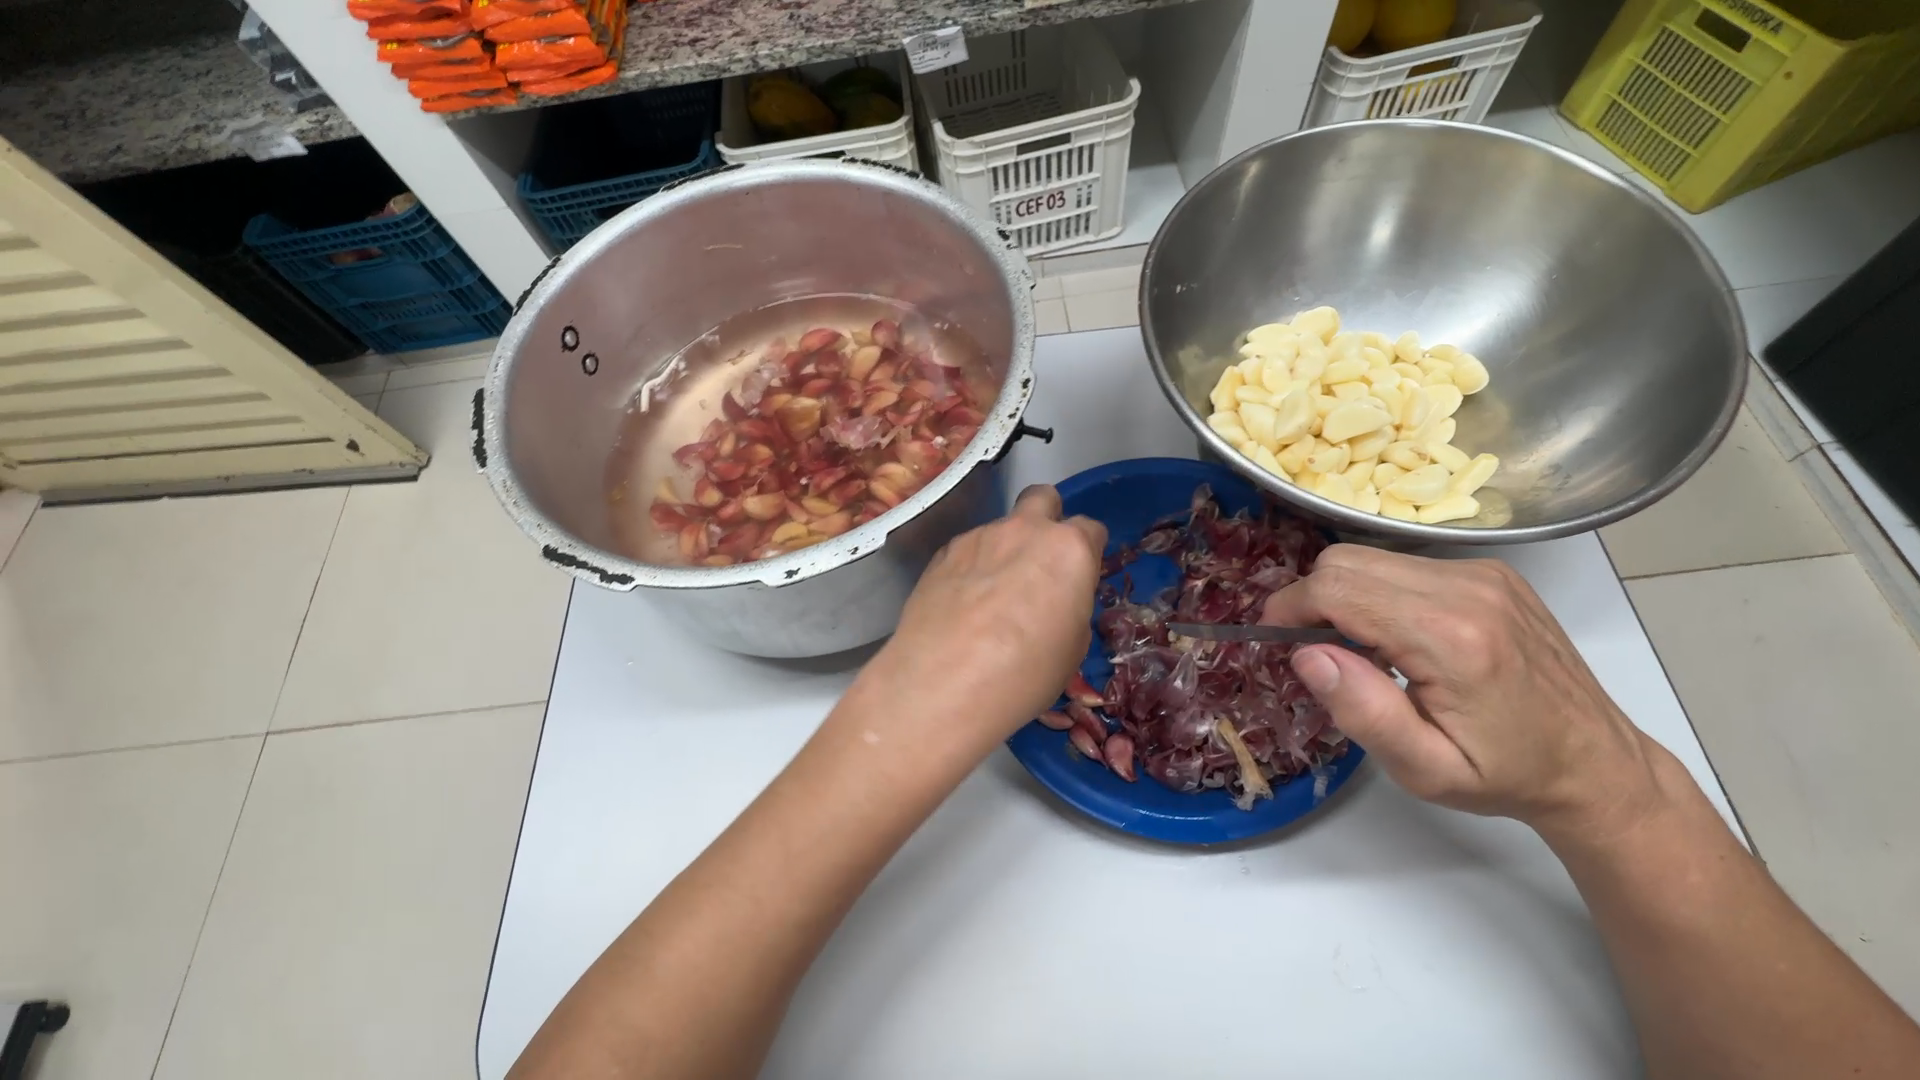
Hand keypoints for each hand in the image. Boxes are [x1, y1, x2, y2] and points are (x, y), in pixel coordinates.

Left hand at [859, 485, 1105, 756]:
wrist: (944, 682)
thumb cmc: (1025, 673)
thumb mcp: (1071, 648)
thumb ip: (1070, 606)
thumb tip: (1057, 601)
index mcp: (1069, 550)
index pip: (1091, 529)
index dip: (1088, 551)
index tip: (1080, 574)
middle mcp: (1024, 530)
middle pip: (1042, 498)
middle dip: (1045, 519)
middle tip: (1039, 562)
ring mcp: (978, 537)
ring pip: (999, 529)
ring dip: (1002, 551)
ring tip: (989, 599)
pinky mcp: (941, 553)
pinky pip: (967, 550)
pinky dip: (970, 569)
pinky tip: (961, 605)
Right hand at [1262, 545, 1659, 835]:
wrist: (1595, 763)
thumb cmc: (1504, 774)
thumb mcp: (1423, 769)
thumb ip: (1361, 711)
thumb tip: (1305, 653)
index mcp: (1450, 638)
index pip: (1336, 589)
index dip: (1290, 608)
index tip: (1275, 642)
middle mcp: (1467, 588)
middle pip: (1345, 562)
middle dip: (1312, 600)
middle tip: (1317, 652)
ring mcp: (1482, 574)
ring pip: (1369, 557)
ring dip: (1344, 596)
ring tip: (1362, 651)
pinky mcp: (1489, 573)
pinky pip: (1402, 564)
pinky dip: (1378, 593)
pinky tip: (1398, 637)